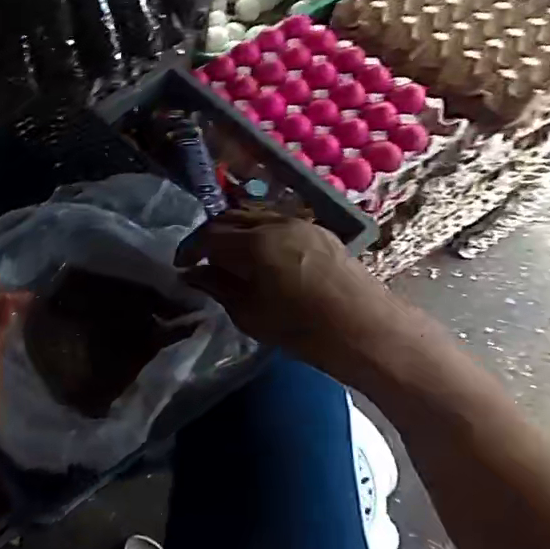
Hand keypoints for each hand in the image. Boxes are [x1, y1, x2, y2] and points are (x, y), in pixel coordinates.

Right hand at [177, 208, 426, 384]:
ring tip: (229, 258)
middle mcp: (276, 224)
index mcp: (254, 243)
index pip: (208, 235)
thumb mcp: (249, 314)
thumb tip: (193, 273)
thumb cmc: (302, 329)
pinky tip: (260, 257)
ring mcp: (302, 224)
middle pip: (231, 218)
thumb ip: (218, 287)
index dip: (190, 248)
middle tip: (201, 260)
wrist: (368, 331)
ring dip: (236, 232)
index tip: (181, 265)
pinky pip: (278, 223)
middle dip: (210, 236)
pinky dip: (259, 233)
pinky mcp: (321, 233)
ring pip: (256, 217)